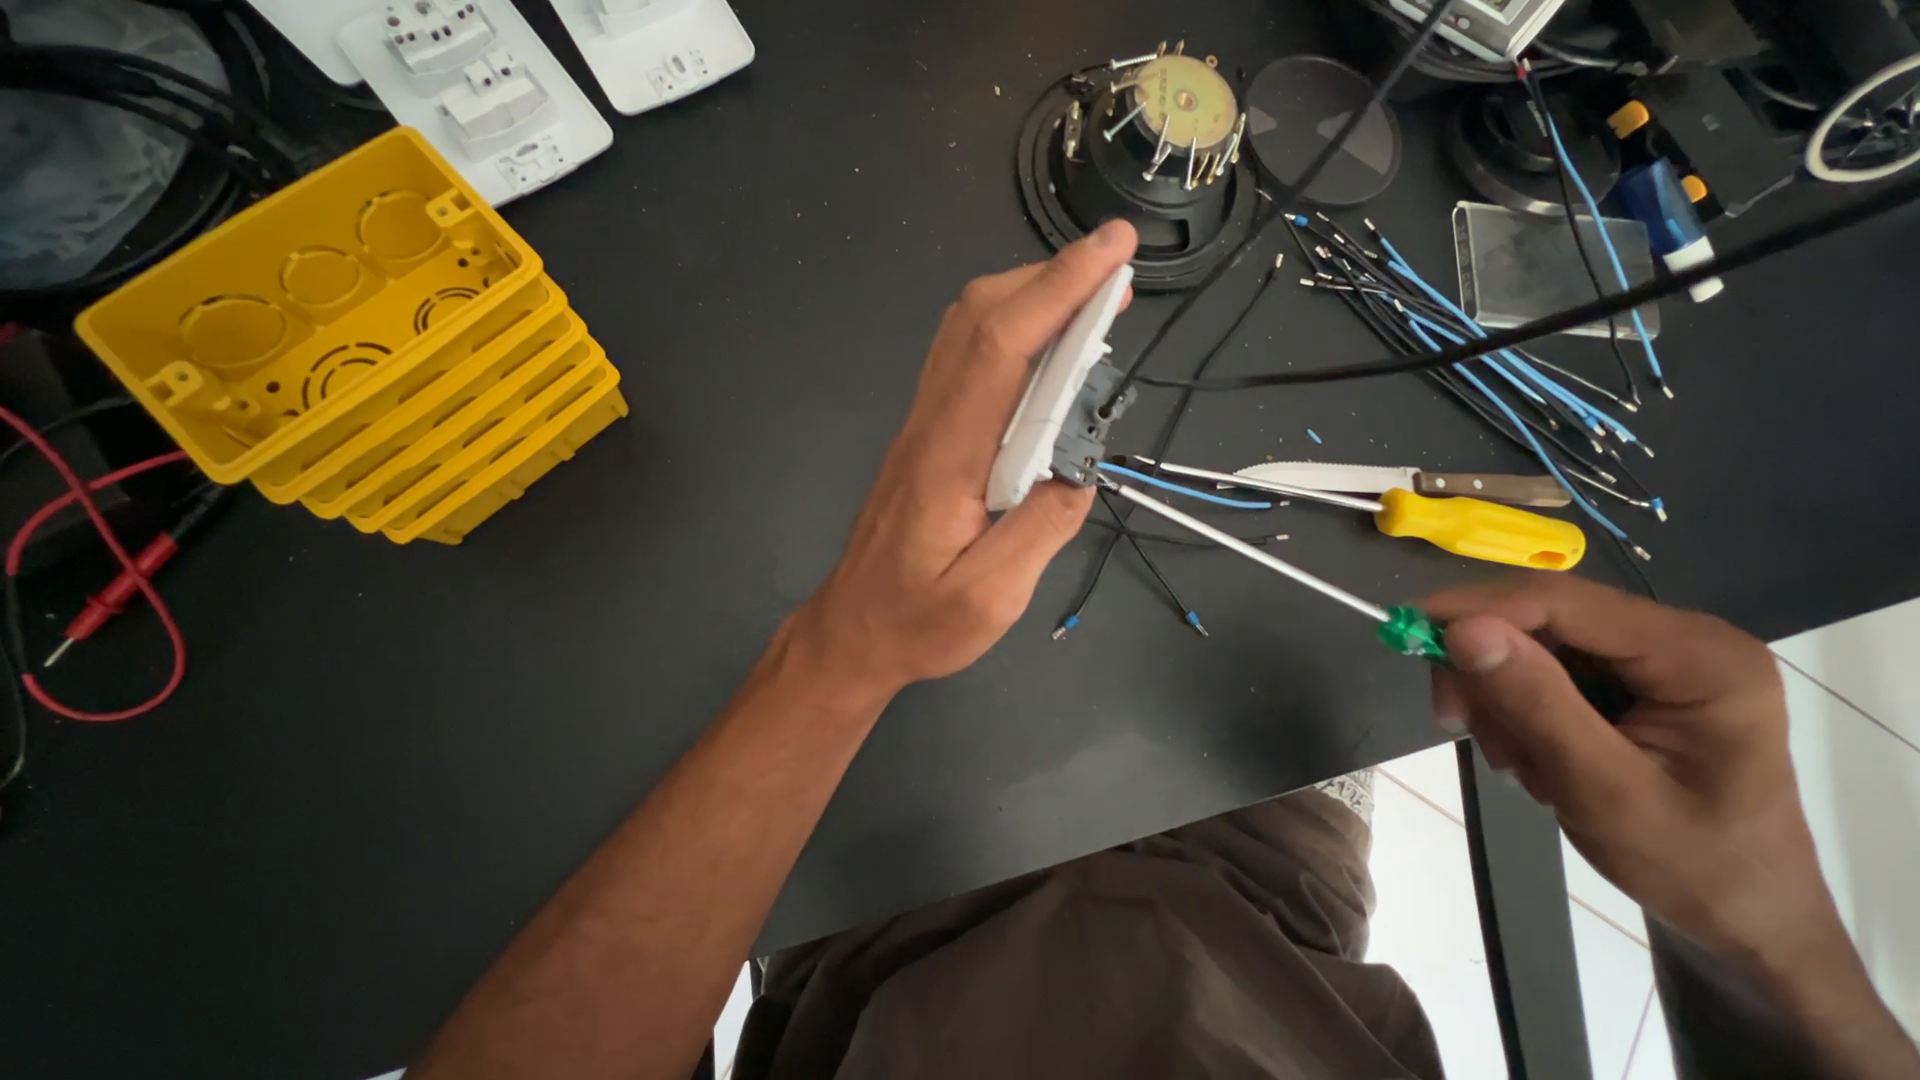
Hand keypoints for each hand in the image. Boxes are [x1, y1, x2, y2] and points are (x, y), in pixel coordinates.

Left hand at [787, 220, 1137, 698]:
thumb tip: (1081, 469)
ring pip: (965, 331)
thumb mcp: (991, 597)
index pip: (1003, 348)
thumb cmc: (918, 621)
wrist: (854, 629)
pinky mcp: (927, 437)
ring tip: (1090, 300)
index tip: (1112, 250)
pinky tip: (1045, 351)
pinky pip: (964, 360)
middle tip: (1115, 269)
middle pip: (980, 320)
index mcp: (950, 456)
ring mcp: (924, 426)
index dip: (1059, 289)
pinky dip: (1010, 331)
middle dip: (1051, 277)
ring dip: (1028, 297)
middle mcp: (932, 424)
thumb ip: (1043, 528)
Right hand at [1422, 575, 1837, 974]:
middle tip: (1454, 721)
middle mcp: (1682, 639)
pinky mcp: (1636, 678)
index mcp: (1700, 656)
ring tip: (1518, 764)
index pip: (1564, 601)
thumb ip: (1536, 705)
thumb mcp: (1604, 792)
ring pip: (1534, 642)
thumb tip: (1461, 630)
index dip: (1478, 607)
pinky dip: (1518, 708)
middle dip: (1487, 665)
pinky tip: (1535, 756)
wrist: (1747, 919)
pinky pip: (1546, 667)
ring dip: (1501, 698)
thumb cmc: (1692, 866)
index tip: (1406, 629)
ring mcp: (1659, 657)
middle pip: (1543, 616)